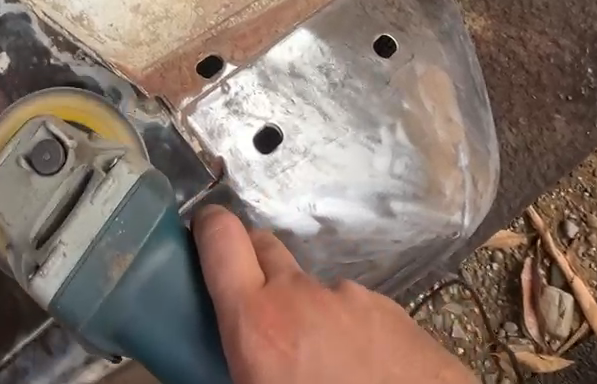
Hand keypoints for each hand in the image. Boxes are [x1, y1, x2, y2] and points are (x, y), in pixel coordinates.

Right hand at [194, 207, 474, 383]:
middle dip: (254, 266)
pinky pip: (357, 309)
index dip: (208, 227)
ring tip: (321, 362)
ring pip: (314, 287)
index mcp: (258, 324)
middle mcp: (302, 297)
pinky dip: (351, 330)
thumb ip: (238, 368)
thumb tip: (232, 363)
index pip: (220, 238)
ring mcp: (352, 298)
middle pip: (265, 247)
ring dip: (308, 310)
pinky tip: (365, 372)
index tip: (201, 234)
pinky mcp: (395, 311)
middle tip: (255, 308)